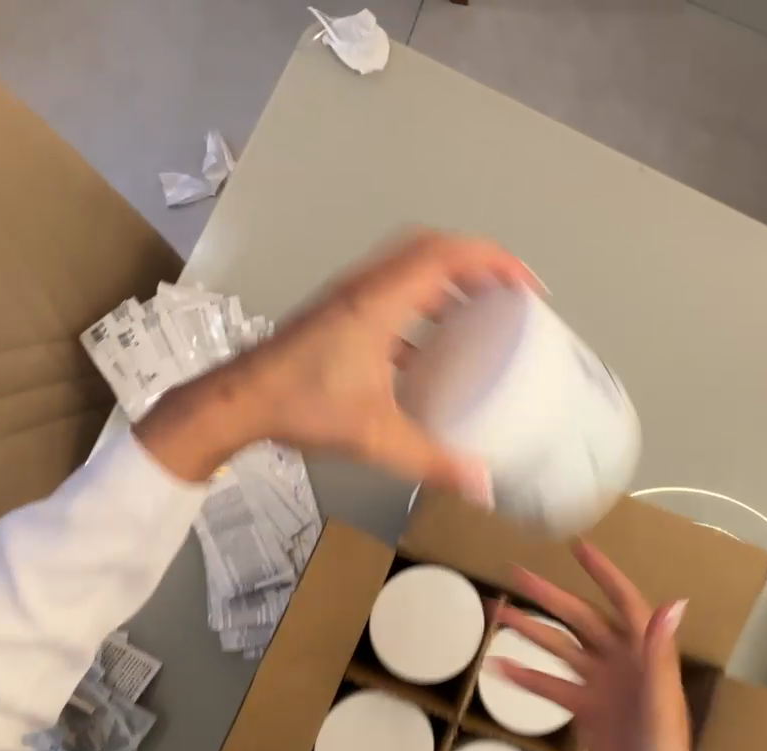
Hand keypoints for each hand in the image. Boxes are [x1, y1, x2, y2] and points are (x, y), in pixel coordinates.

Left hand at [134, 228, 538, 490]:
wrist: (239, 401)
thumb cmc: (302, 407)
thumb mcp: (376, 437)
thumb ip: (432, 461)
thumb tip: (481, 486)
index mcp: (381, 302)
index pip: (448, 255)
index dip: (496, 261)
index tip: (527, 288)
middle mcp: (367, 287)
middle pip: (432, 248)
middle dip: (478, 264)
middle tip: (508, 295)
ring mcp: (350, 297)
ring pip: (410, 265)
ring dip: (450, 279)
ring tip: (480, 312)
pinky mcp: (340, 314)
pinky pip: (393, 290)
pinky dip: (423, 303)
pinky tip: (432, 347)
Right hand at [492, 540, 693, 750]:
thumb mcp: (662, 702)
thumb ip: (660, 654)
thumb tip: (673, 602)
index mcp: (645, 653)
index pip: (624, 602)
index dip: (603, 574)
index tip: (578, 548)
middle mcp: (622, 661)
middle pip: (581, 619)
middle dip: (549, 597)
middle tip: (516, 575)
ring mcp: (601, 685)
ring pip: (561, 649)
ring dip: (532, 632)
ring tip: (498, 612)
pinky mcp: (586, 710)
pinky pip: (552, 686)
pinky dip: (527, 677)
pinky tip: (498, 666)